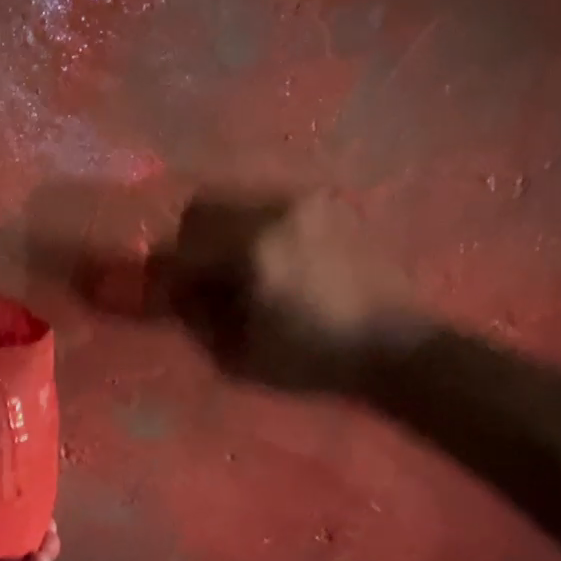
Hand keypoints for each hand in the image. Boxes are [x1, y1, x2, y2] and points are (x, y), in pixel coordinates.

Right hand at [165, 191, 422, 390]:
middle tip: (199, 280)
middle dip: (190, 244)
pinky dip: (255, 229)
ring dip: (223, 234)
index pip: (180, 249)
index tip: (163, 298)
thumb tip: (173, 291)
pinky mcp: (327, 205)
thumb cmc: (312, 360)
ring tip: (238, 272)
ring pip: (235, 201)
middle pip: (202, 209)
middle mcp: (276, 211)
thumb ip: (194, 317)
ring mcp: (305, 201)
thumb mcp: (236, 356)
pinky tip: (271, 263)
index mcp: (253, 249)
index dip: (164, 276)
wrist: (397, 347)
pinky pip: (269, 206)